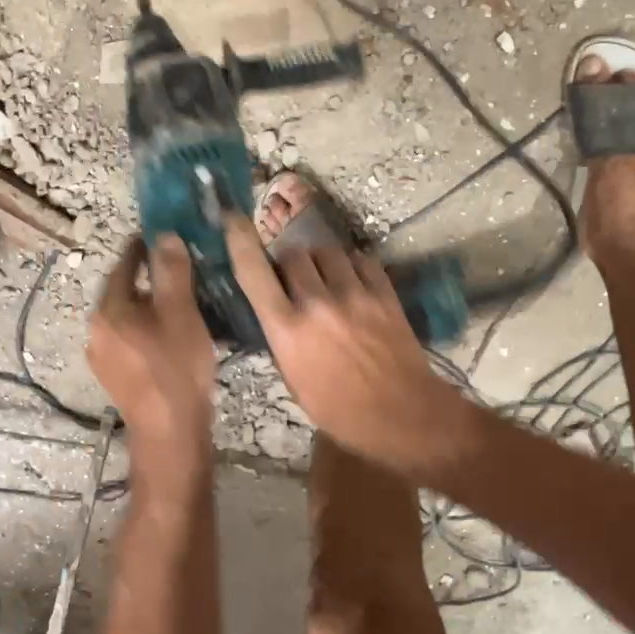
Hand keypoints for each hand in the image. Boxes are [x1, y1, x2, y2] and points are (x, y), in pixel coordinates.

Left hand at [87, 235, 217, 472]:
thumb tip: (164, 235)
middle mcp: (96, 331)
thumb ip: (171, 271)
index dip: (142, 247)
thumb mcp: (181, 312)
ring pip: (128, 318)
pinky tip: (174, 335)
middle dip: (149, 278)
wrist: (170, 432)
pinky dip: (150, 330)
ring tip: (183, 302)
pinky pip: (131, 340)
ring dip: (150, 306)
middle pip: (124, 292)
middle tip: (181, 269)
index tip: (162, 234)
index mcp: (108, 310)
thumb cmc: (177, 367)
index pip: (123, 265)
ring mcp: (102, 357)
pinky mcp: (115, 377)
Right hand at [222, 214, 477, 471]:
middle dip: (289, 262)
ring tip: (328, 278)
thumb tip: (275, 307)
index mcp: (286, 329)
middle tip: (296, 279)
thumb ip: (281, 336)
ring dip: (321, 260)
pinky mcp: (383, 292)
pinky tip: (354, 283)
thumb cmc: (339, 410)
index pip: (253, 272)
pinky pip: (361, 260)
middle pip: (293, 254)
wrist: (402, 414)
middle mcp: (316, 303)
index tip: (233, 219)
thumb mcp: (294, 379)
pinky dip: (353, 266)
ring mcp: (353, 294)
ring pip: (327, 251)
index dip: (239, 240)